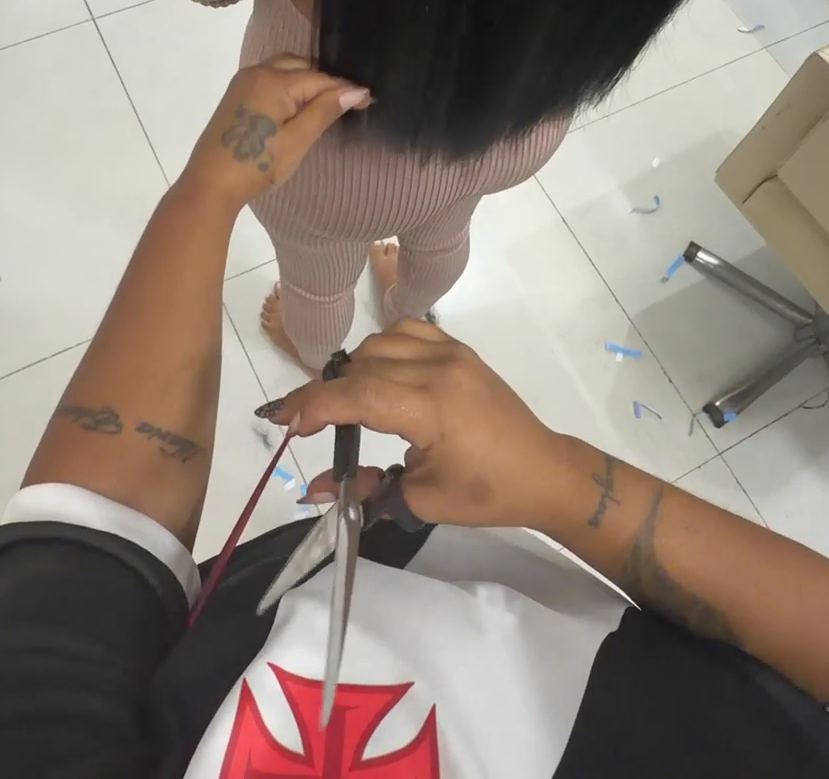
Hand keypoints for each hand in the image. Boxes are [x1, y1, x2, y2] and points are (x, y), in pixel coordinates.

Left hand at [179, 55, 369, 206]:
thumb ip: (324, 111)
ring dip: (306, 81)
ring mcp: (243, 82)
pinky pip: (270, 79)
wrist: (210, 184)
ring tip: (326, 103)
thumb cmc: (257, 165)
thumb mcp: (297, 141)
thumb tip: (355, 91)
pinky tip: (299, 105)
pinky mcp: (236, 95)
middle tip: (348, 102)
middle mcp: (257, 72)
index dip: (345, 89)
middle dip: (325, 81)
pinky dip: (289, 86)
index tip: (369, 100)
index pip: (320, 79)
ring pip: (284, 69)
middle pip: (301, 66)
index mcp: (274, 81)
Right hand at [269, 320, 570, 529]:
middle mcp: (438, 368)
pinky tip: (382, 372)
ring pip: (380, 343)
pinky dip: (384, 346)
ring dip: (355, 370)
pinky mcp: (459, 348)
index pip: (357, 395)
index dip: (314, 405)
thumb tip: (314, 488)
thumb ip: (366, 488)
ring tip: (350, 403)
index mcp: (432, 408)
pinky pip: (409, 330)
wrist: (543, 470)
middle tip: (306, 422)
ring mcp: (451, 352)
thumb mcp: (423, 499)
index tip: (285, 422)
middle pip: (362, 367)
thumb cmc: (487, 493)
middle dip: (326, 393)